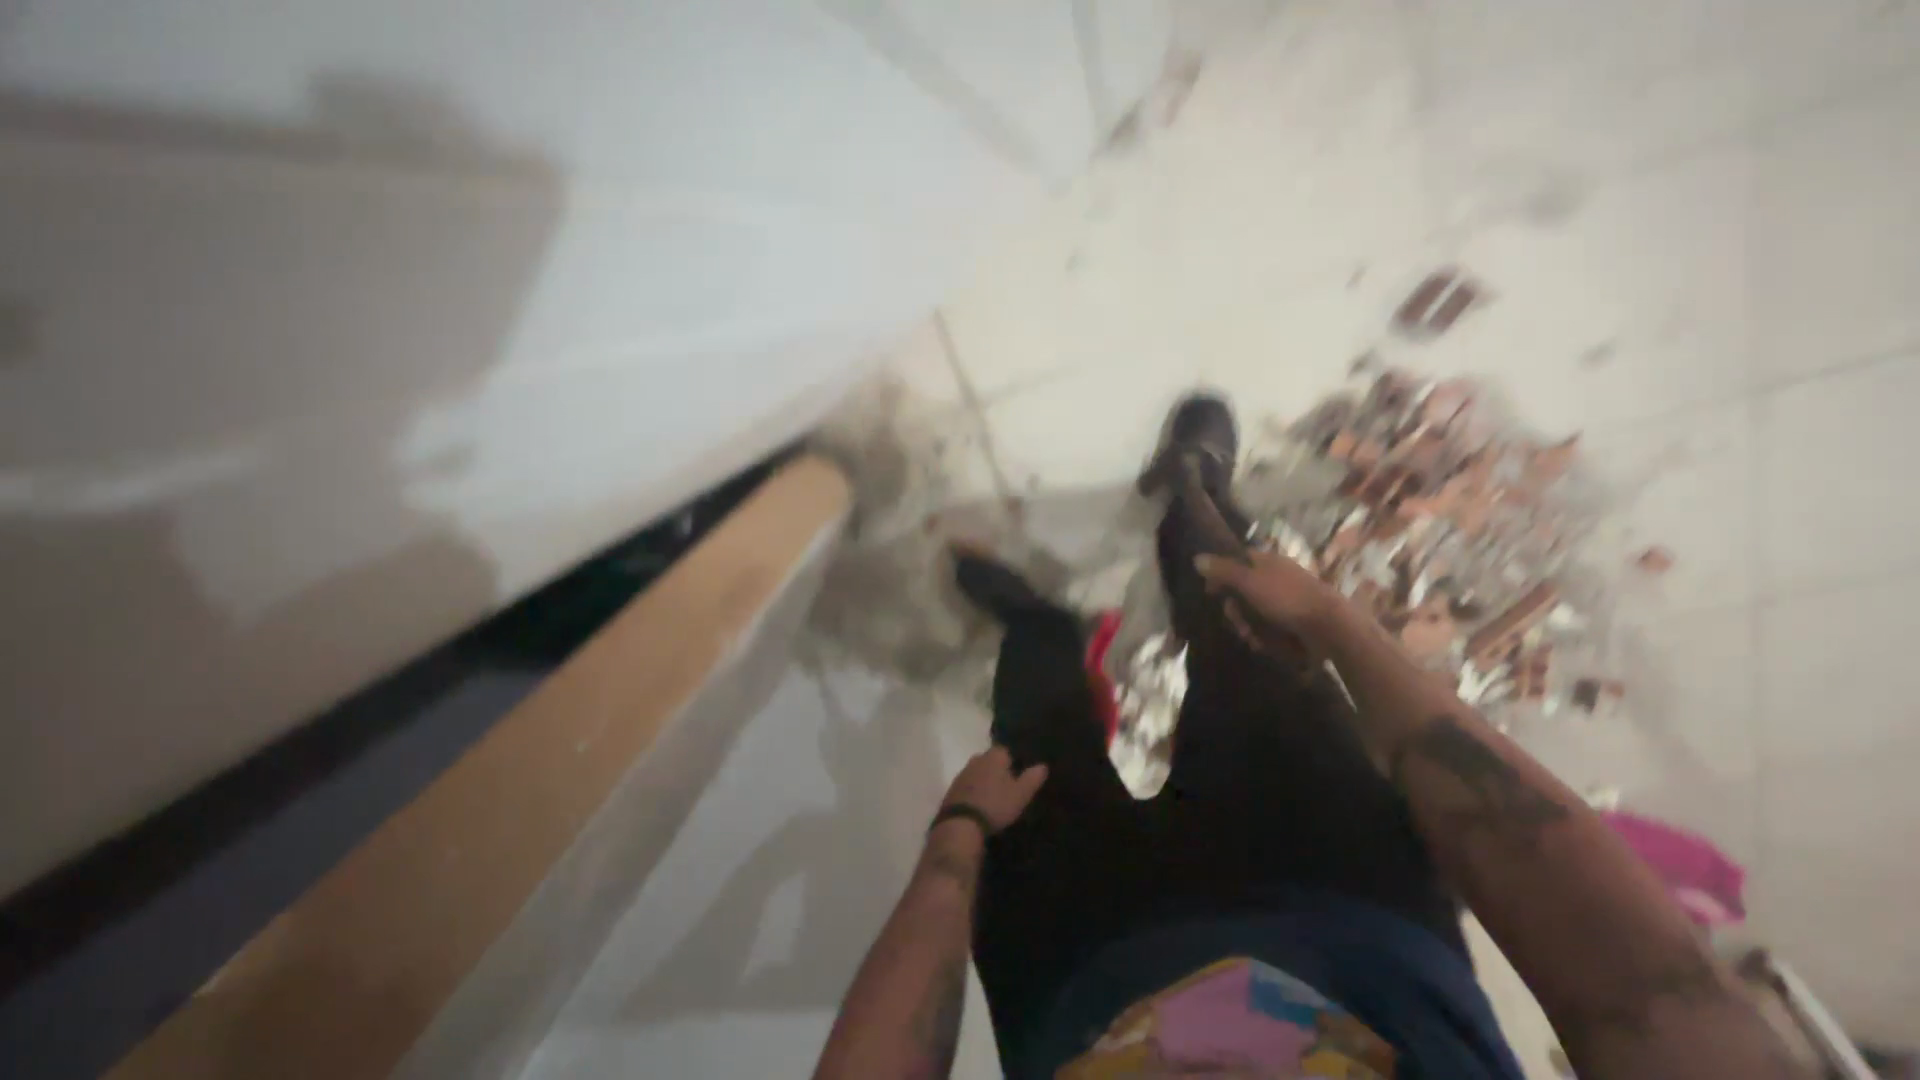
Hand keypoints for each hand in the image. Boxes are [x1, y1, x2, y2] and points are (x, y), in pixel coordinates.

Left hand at [939, 746, 1048, 832]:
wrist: (962, 824)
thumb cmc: (996, 804)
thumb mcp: (1020, 794)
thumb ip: (1032, 778)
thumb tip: (1043, 765)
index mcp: (993, 756)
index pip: (1006, 750)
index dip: (1014, 761)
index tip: (1020, 774)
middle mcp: (976, 759)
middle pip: (991, 761)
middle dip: (999, 770)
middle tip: (1009, 786)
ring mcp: (962, 774)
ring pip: (978, 772)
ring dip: (986, 781)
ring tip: (995, 797)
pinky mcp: (952, 789)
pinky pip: (968, 786)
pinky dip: (975, 792)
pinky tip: (980, 804)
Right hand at [1194, 551, 1341, 632]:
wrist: (1330, 627)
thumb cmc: (1287, 599)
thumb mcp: (1249, 582)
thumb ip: (1223, 571)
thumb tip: (1197, 558)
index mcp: (1267, 561)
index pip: (1236, 561)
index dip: (1221, 576)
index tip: (1212, 592)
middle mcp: (1276, 577)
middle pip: (1241, 591)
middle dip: (1236, 610)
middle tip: (1239, 621)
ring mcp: (1286, 600)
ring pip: (1254, 613)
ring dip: (1249, 627)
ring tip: (1255, 638)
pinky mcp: (1294, 621)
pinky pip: (1269, 627)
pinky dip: (1265, 636)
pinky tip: (1267, 644)